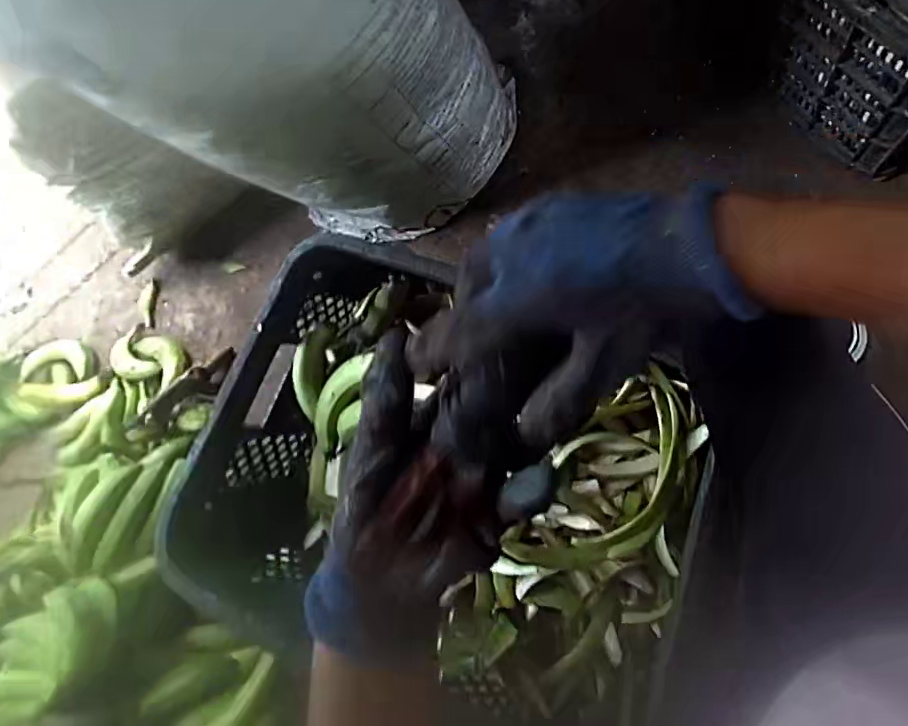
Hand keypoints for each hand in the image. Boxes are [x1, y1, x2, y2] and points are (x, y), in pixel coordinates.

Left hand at [305, 330, 534, 665]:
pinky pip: (525, 497)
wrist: (375, 584)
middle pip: (506, 405)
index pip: (472, 375)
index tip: (503, 323)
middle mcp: (477, 436)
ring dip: (533, 434)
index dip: (486, 353)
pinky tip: (538, 479)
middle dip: (519, 388)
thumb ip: (386, 395)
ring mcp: (494, 472)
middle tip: (539, 364)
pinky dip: (533, 489)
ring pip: (523, 445)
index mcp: (445, 413)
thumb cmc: (366, 503)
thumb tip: (396, 333)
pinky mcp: (502, 513)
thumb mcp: (372, 446)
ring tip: (541, 421)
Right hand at [409, 187, 759, 451]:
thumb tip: (525, 437)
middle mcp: (511, 252)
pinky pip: (511, 233)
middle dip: (463, 312)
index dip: (434, 350)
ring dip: (483, 280)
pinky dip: (507, 255)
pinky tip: (533, 265)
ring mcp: (529, 221)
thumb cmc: (643, 309)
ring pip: (485, 254)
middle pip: (466, 285)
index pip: (462, 329)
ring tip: (503, 299)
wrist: (686, 244)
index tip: (415, 363)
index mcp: (518, 296)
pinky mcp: (550, 205)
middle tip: (477, 333)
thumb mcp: (603, 362)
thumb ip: (558, 400)